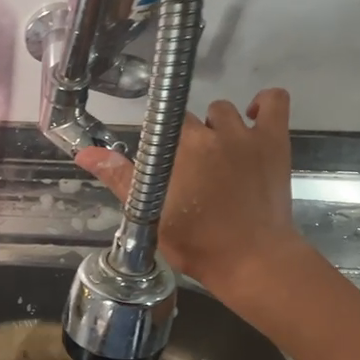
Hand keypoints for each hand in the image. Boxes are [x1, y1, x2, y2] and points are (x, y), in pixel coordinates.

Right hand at [76, 89, 306, 301]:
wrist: (251, 259)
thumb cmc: (197, 243)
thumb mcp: (150, 213)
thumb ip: (120, 178)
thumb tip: (84, 152)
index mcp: (176, 149)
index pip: (159, 128)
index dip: (159, 147)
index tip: (163, 168)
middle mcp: (209, 134)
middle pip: (190, 121)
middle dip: (185, 141)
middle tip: (190, 172)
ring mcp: (245, 135)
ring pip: (223, 111)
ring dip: (217, 126)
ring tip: (218, 154)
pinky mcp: (274, 140)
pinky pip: (274, 101)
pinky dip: (264, 103)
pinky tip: (254, 117)